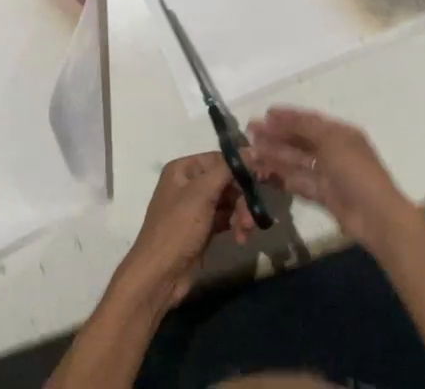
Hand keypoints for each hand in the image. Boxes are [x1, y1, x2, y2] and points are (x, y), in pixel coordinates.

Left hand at [118, 151, 256, 309]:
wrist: (160, 275)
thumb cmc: (178, 228)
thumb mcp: (202, 194)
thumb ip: (227, 170)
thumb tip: (253, 149)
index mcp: (183, 169)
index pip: (219, 159)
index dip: (241, 168)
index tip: (264, 178)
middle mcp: (188, 184)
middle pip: (226, 182)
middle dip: (242, 199)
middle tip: (252, 218)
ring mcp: (195, 208)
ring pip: (228, 202)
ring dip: (241, 215)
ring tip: (246, 232)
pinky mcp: (202, 228)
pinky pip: (225, 219)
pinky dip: (235, 226)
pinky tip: (241, 239)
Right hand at [246, 106, 423, 251]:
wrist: (376, 216)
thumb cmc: (355, 172)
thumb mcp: (332, 141)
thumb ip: (304, 126)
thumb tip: (277, 115)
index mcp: (340, 134)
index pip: (309, 121)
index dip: (287, 117)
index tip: (265, 114)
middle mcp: (333, 151)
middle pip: (300, 141)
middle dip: (276, 135)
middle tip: (250, 132)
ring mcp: (328, 174)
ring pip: (296, 161)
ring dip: (274, 155)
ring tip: (251, 151)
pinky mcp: (323, 195)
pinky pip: (299, 181)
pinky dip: (282, 177)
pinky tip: (264, 172)